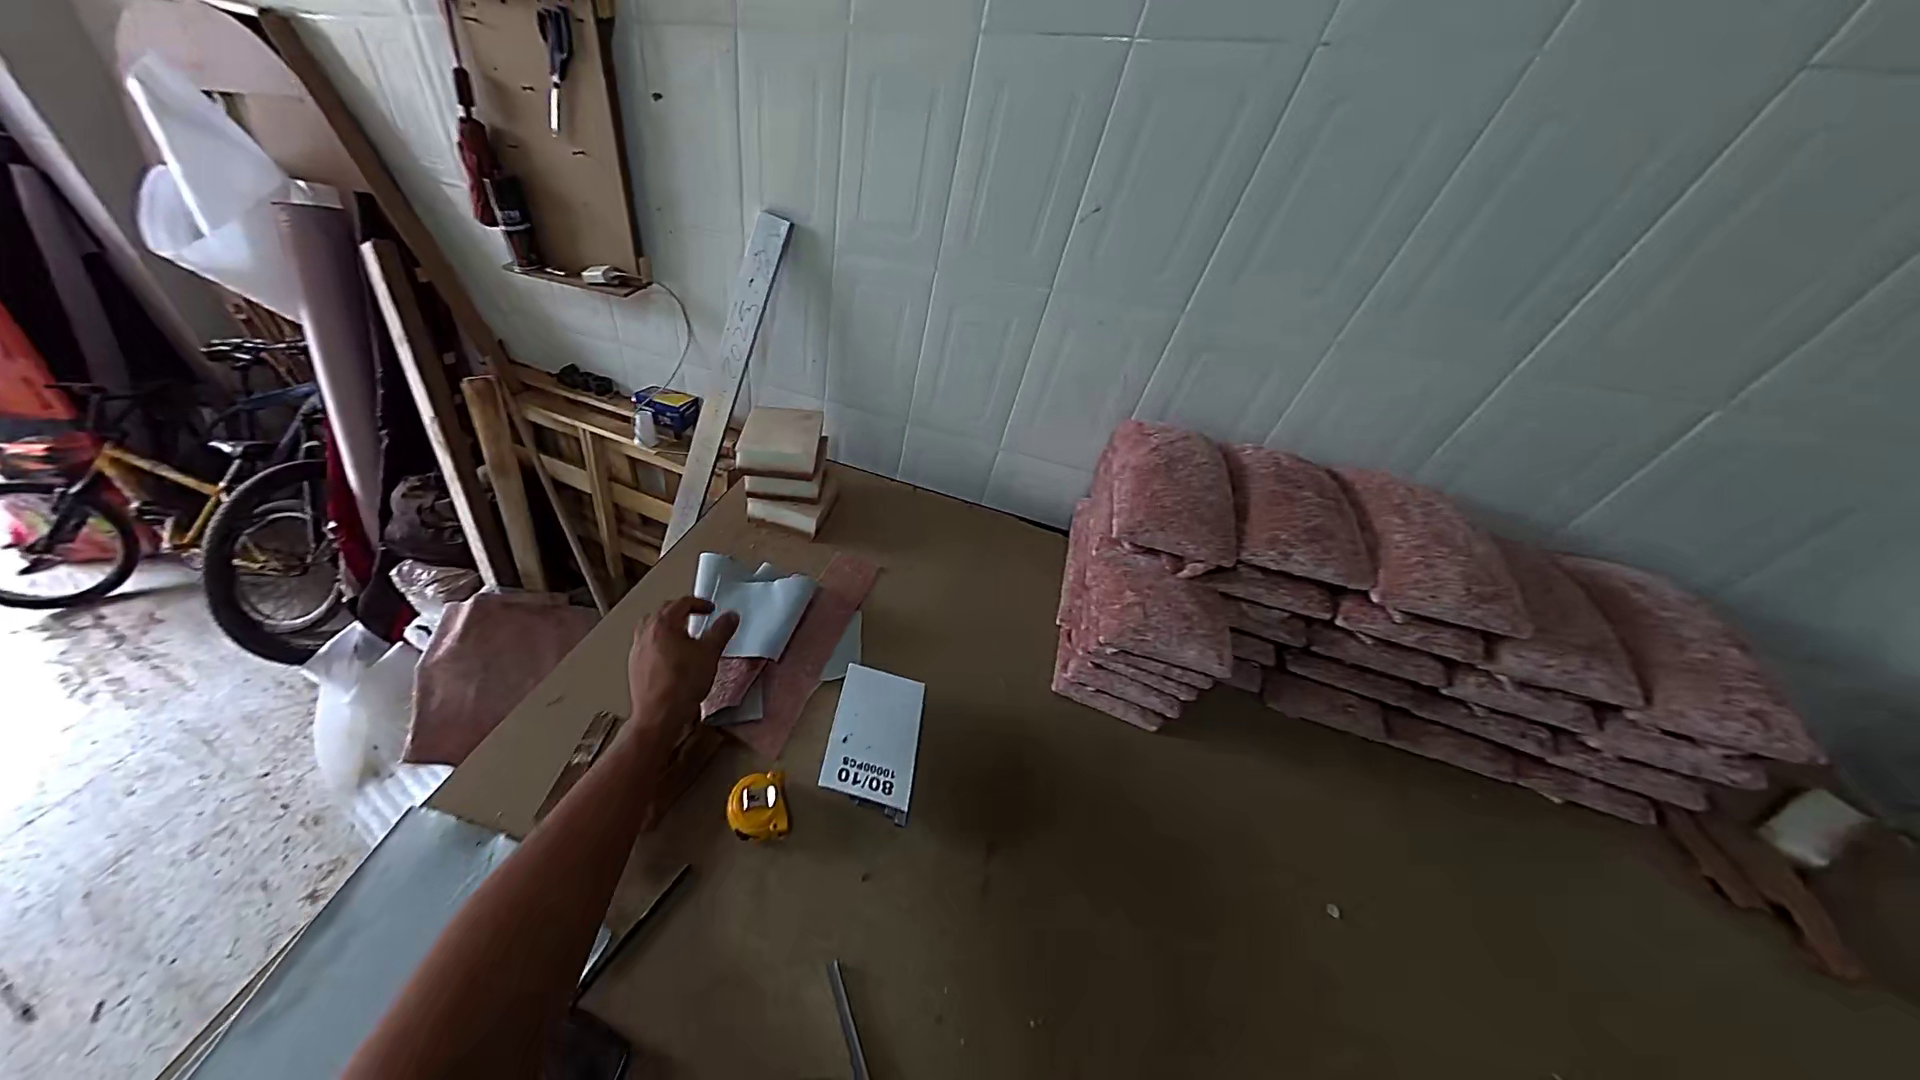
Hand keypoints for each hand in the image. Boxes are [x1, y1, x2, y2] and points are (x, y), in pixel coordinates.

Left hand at [626, 596, 738, 737]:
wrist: (659, 715)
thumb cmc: (682, 684)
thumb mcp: (710, 653)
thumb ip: (722, 630)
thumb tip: (730, 617)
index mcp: (663, 624)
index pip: (682, 603)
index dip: (699, 603)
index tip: (710, 609)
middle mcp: (646, 634)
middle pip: (663, 612)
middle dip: (682, 611)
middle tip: (697, 616)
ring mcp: (638, 650)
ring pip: (652, 627)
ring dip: (668, 626)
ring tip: (683, 634)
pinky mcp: (635, 666)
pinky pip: (647, 645)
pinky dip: (660, 642)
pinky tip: (672, 655)